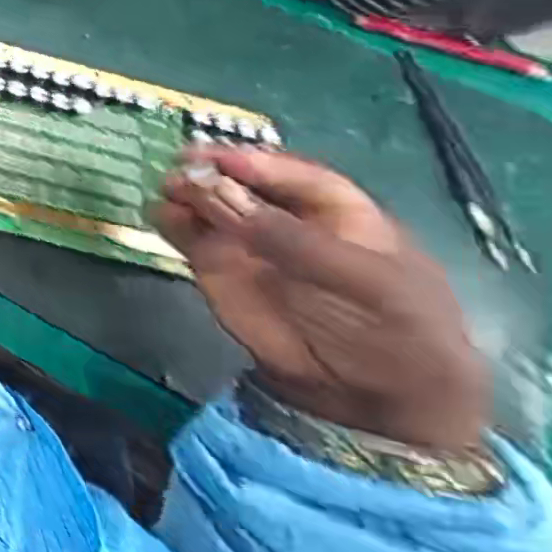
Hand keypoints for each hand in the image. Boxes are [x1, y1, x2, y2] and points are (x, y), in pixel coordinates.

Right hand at [155, 147, 487, 450]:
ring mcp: (245, 244)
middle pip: (245, 184)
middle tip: (181, 169)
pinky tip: (161, 214)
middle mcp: (287, 222)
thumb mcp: (362, 282)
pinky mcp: (212, 266)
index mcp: (340, 216)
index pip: (297, 177)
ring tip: (168, 190)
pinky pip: (186, 234)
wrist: (362, 393)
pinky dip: (169, 220)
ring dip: (186, 193)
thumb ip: (291, 240)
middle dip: (214, 173)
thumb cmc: (389, 330)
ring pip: (208, 204)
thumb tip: (221, 197)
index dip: (260, 164)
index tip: (218, 159)